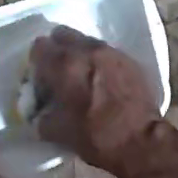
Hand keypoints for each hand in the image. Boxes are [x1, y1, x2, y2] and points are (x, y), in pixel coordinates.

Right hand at [29, 26, 165, 177]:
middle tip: (58, 74)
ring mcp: (111, 52)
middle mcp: (87, 50)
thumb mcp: (58, 132)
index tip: (40, 79)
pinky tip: (102, 81)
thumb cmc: (96, 137)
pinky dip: (99, 62)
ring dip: (79, 55)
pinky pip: (107, 53)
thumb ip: (41, 118)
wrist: (142, 141)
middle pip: (62, 36)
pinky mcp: (130, 60)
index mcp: (64, 65)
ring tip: (81, 77)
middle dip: (57, 51)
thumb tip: (38, 115)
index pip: (39, 48)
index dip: (36, 64)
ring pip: (86, 42)